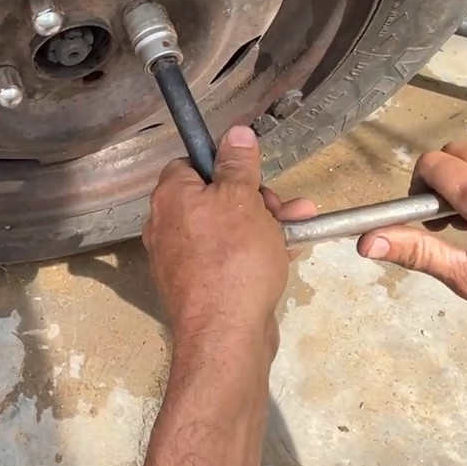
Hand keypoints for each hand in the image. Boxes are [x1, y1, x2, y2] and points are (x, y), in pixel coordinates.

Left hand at [143, 125, 316, 359]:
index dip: (222, 165)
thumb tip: (235, 133)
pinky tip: (288, 252)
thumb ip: (237, 165)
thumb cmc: (233, 257)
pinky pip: (227, 256)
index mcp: (169, 197)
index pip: (189, 164)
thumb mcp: (242, 198)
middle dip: (254, 197)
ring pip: (225, 227)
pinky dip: (254, 250)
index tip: (251, 174)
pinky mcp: (198, 284)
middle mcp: (166, 225)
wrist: (225, 333)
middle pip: (212, 196)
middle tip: (281, 205)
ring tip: (300, 224)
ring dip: (263, 222)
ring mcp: (180, 257)